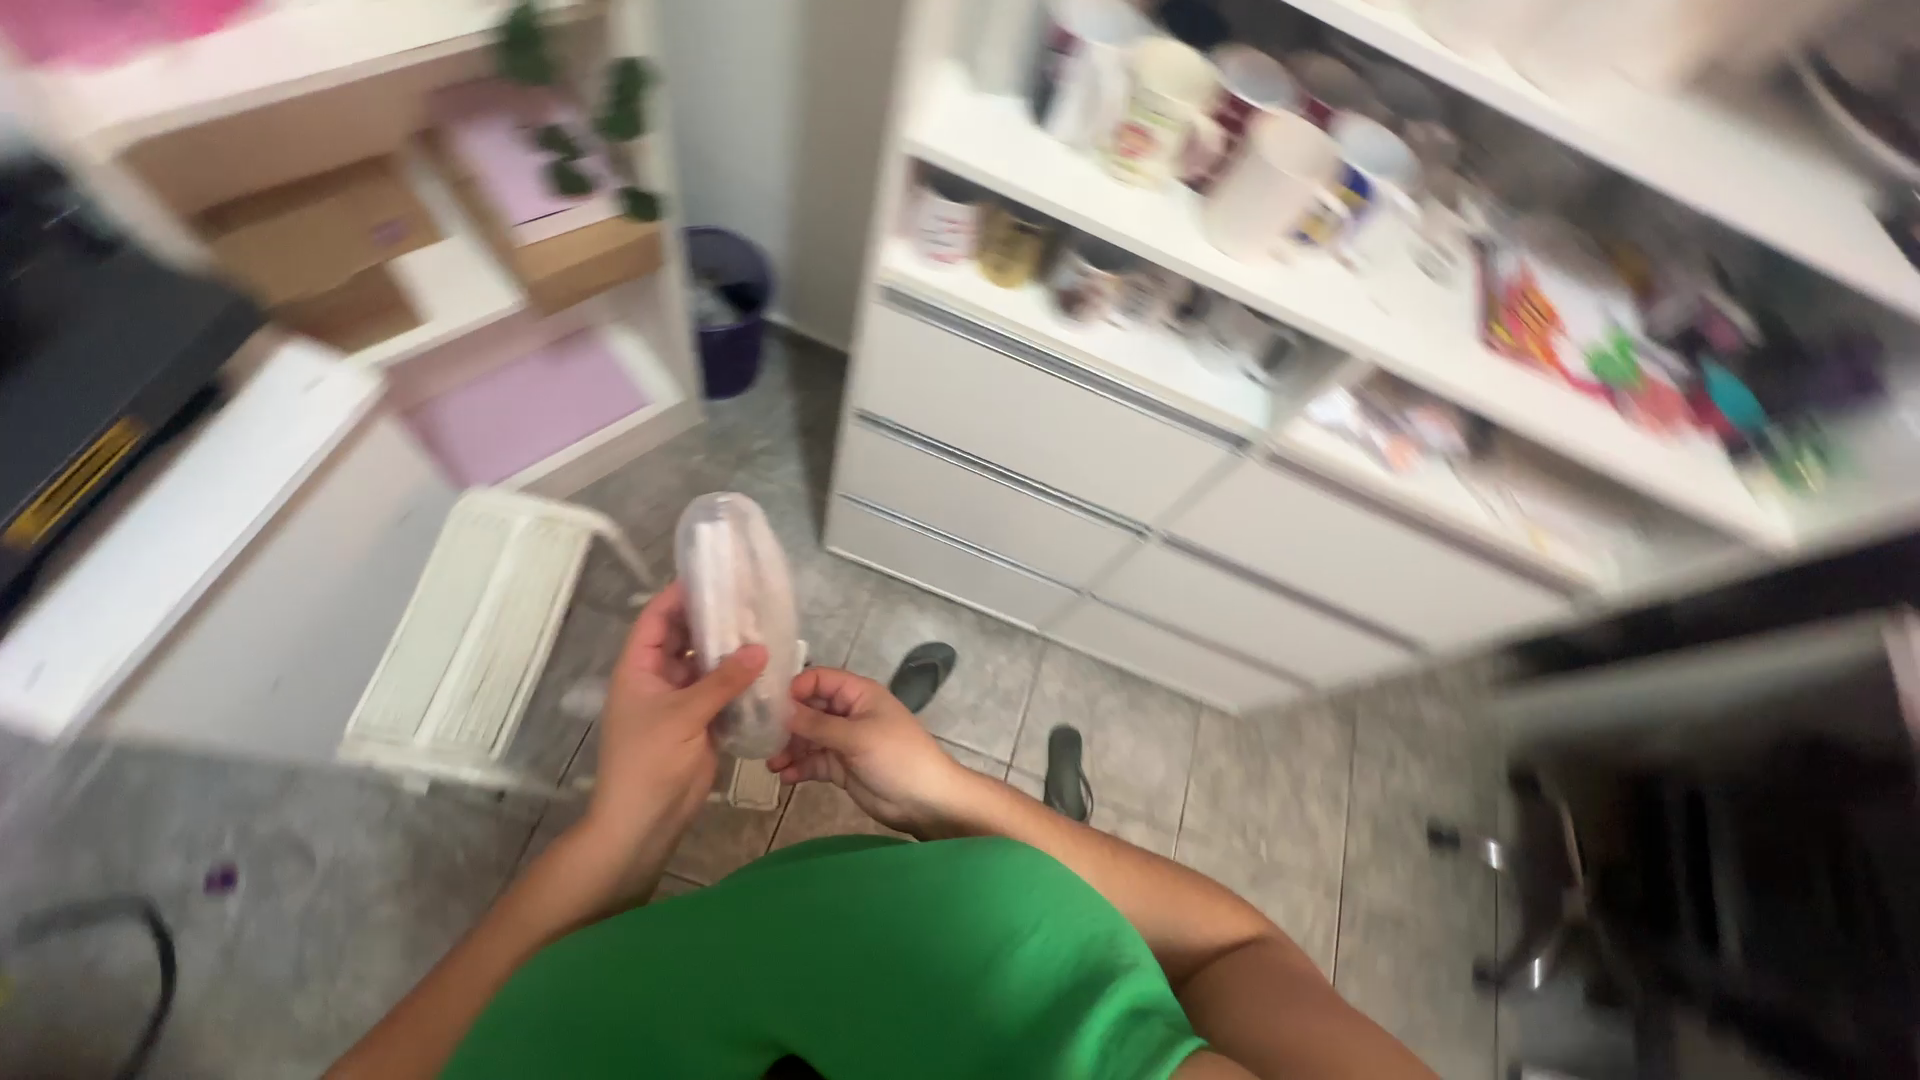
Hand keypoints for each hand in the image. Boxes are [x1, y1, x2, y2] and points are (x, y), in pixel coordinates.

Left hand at [588, 582, 767, 841]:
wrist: (643, 821)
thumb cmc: (648, 762)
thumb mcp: (683, 716)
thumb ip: (722, 681)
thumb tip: (760, 649)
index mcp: (639, 669)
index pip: (657, 619)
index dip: (680, 595)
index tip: (714, 576)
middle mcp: (659, 679)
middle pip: (685, 638)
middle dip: (713, 620)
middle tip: (750, 600)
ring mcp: (681, 701)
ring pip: (707, 665)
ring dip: (731, 651)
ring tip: (764, 628)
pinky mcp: (701, 721)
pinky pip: (722, 691)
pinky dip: (741, 680)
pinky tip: (767, 668)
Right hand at [766, 667, 978, 838]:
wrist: (925, 801)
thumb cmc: (897, 757)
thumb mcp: (857, 737)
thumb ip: (817, 724)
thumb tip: (780, 710)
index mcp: (858, 694)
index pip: (818, 679)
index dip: (794, 689)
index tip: (768, 706)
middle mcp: (849, 712)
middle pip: (809, 708)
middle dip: (786, 722)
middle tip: (758, 737)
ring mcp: (844, 740)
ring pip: (807, 737)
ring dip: (788, 748)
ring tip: (771, 763)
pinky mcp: (841, 766)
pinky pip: (813, 761)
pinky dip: (798, 767)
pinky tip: (784, 777)